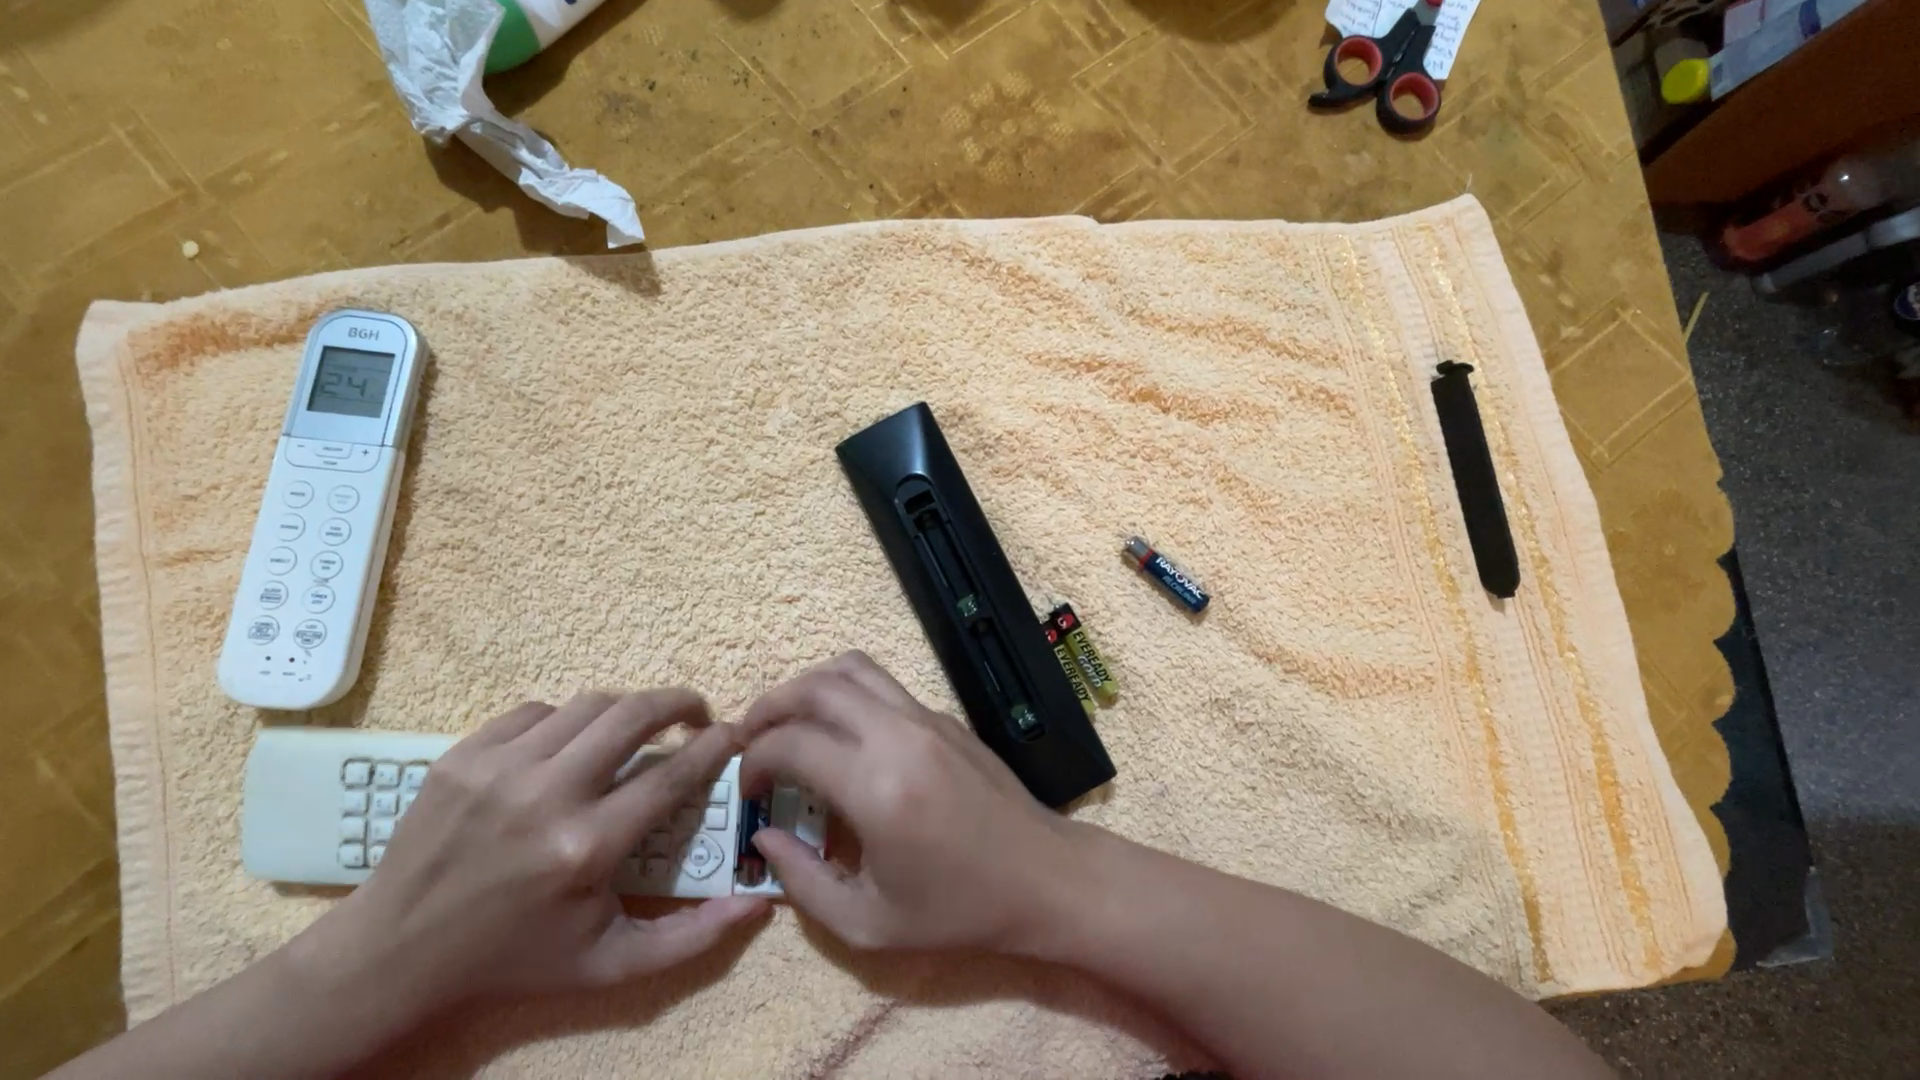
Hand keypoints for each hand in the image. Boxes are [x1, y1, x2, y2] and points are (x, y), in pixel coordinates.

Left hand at [293, 690, 769, 1018]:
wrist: (389, 960)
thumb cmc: (513, 963)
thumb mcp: (611, 967)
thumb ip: (693, 937)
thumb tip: (761, 903)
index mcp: (587, 848)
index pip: (673, 773)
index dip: (714, 746)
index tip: (734, 734)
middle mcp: (545, 795)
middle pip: (633, 714)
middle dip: (680, 702)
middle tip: (696, 714)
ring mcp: (497, 769)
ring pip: (587, 704)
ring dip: (625, 710)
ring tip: (638, 728)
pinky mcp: (461, 755)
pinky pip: (534, 711)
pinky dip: (565, 721)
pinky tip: (568, 747)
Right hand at [739, 651, 1080, 954]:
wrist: (1044, 878)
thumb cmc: (958, 911)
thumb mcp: (868, 923)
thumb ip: (802, 882)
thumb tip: (764, 835)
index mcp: (878, 788)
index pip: (791, 742)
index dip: (753, 760)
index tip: (748, 790)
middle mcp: (900, 736)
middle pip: (816, 686)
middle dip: (769, 707)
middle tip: (749, 741)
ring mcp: (927, 718)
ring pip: (852, 669)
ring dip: (807, 688)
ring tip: (788, 725)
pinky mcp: (944, 716)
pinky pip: (883, 684)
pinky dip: (845, 694)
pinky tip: (840, 735)